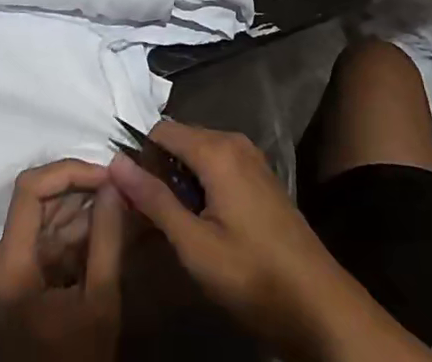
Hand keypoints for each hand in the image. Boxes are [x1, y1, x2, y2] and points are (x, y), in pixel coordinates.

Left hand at [0, 160, 123, 361]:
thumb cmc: (74, 359)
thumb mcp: (100, 300)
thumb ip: (108, 237)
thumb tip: (115, 183)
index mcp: (12, 260)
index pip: (30, 187)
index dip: (69, 170)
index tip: (108, 175)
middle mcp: (5, 256)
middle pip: (40, 198)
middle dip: (84, 187)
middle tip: (125, 189)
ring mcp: (14, 268)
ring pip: (48, 216)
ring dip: (85, 207)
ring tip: (124, 206)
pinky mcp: (26, 279)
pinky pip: (51, 238)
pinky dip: (81, 230)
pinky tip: (111, 231)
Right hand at [108, 120, 431, 361]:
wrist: (314, 299)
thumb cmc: (250, 272)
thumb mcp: (194, 243)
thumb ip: (154, 199)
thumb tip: (117, 162)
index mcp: (218, 150)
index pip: (163, 130)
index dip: (139, 155)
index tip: (125, 190)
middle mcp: (235, 142)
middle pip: (181, 139)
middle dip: (157, 168)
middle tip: (142, 212)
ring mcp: (251, 159)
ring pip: (198, 154)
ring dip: (177, 179)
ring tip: (163, 220)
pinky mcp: (258, 177)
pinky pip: (217, 166)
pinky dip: (199, 184)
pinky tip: (193, 219)